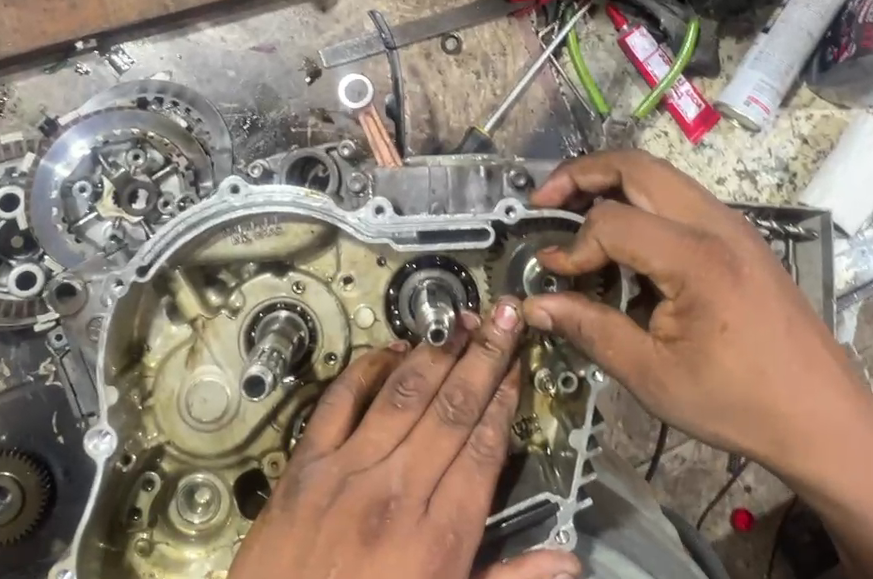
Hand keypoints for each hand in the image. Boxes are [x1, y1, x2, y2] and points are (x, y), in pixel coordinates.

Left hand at [229, 300, 578, 578]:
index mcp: (437, 537)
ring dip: (436, 353)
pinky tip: (391, 349)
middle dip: (483, 358)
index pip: (483, 449)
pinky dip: (367, 369)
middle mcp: (397, 492)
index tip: (518, 367)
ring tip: (461, 321)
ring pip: (404, 396)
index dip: (505, 401)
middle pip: (452, 410)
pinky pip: (340, 402)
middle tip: (505, 317)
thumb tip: (567, 559)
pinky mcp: (305, 466)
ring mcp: (347, 472)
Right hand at [522, 151, 865, 477]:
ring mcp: (733, 225)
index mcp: (696, 257)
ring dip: (612, 182)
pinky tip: (625, 241)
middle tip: (545, 200)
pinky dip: (641, 200)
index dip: (573, 245)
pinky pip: (680, 197)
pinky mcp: (741, 237)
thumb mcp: (653, 376)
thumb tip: (534, 305)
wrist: (825, 419)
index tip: (551, 275)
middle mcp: (716, 223)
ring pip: (660, 174)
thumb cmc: (738, 402)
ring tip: (576, 213)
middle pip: (636, 165)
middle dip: (582, 174)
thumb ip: (590, 329)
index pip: (612, 220)